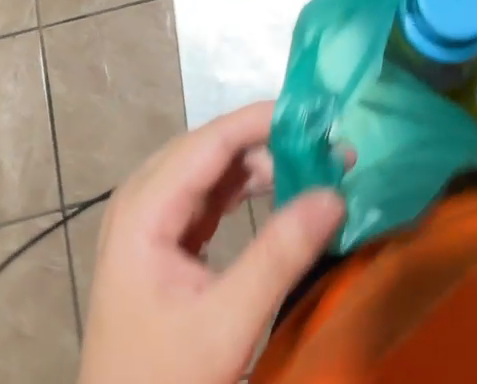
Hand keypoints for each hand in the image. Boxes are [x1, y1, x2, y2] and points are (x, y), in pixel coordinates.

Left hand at [78, 102, 345, 383]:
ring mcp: (149, 218)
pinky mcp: (163, 237)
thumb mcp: (228, 320)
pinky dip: (247, 188)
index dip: (263, 121)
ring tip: (315, 168)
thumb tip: (335, 194)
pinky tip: (281, 191)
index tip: (318, 118)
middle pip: (210, 148)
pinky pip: (208, 193)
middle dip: (268, 140)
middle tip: (326, 147)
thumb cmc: (167, 374)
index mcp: (144, 209)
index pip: (209, 140)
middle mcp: (141, 199)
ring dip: (261, 164)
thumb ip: (280, 256)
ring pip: (211, 168)